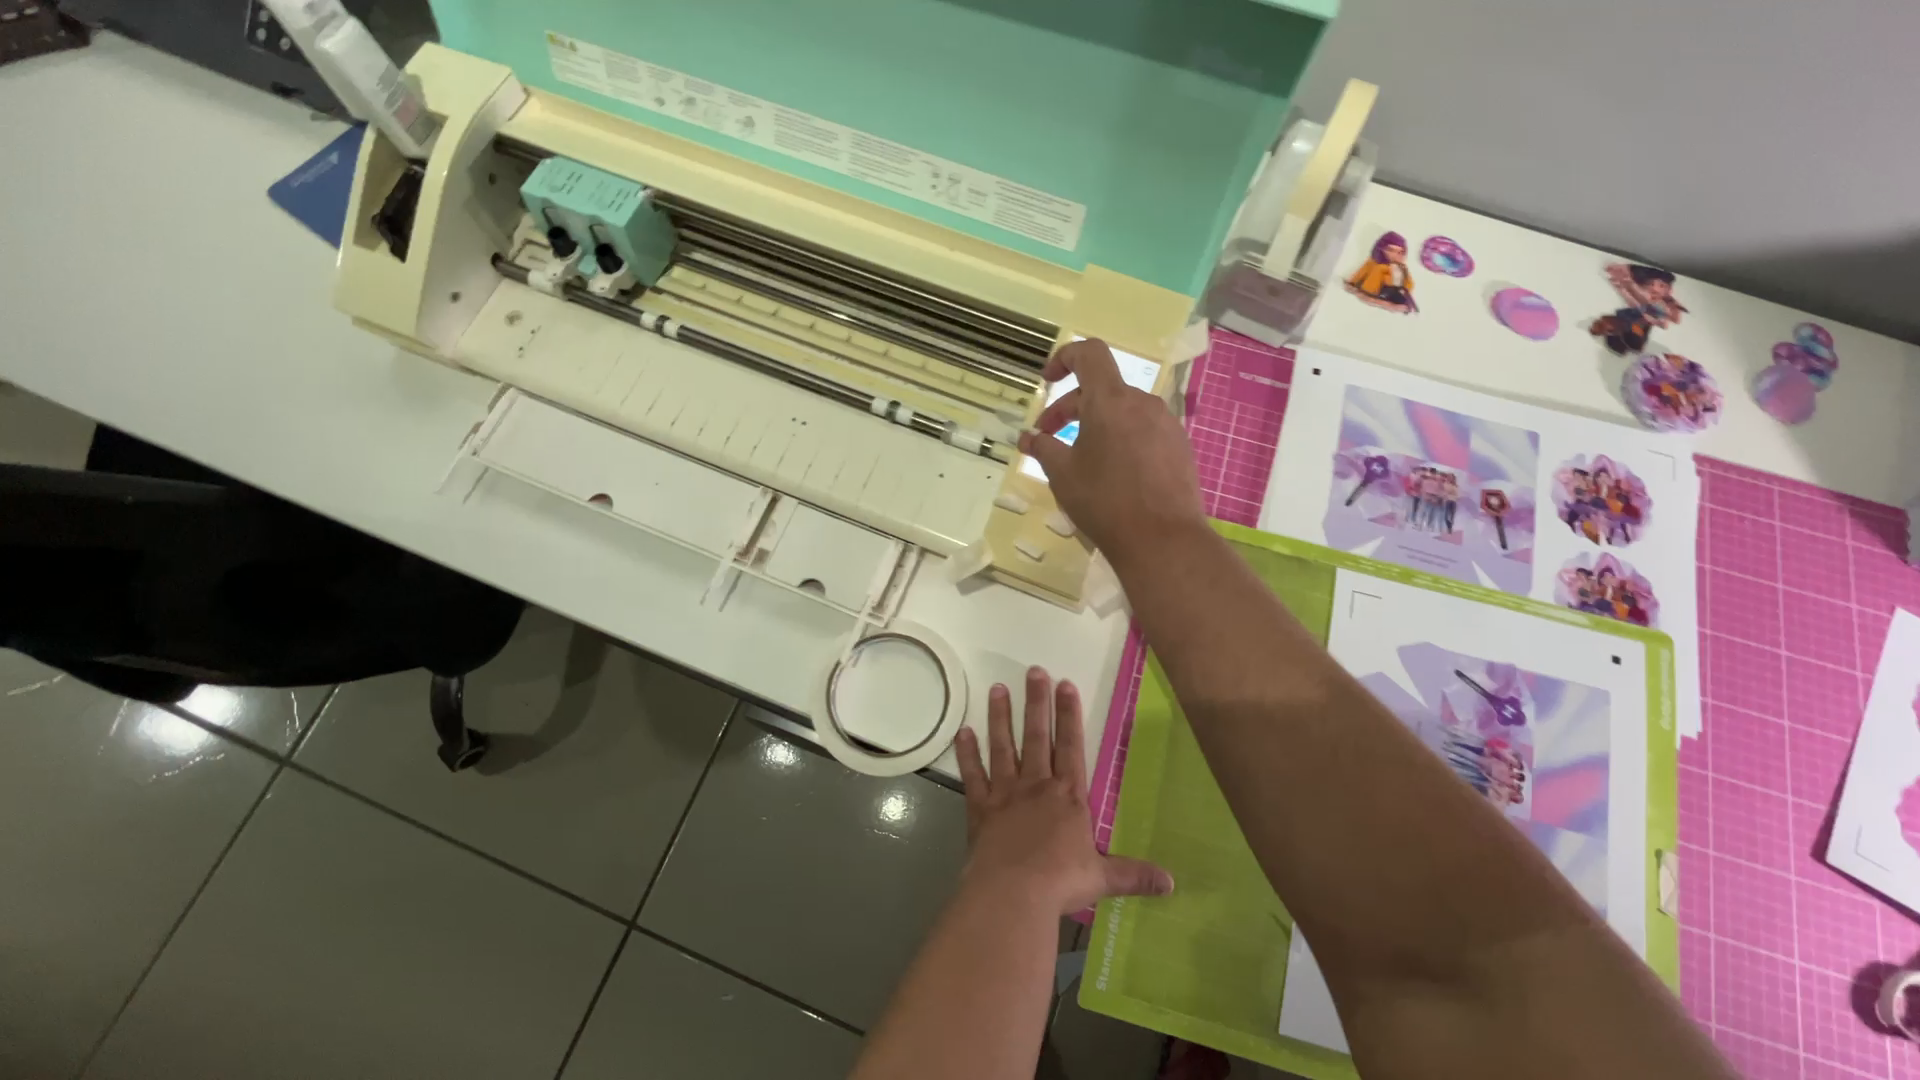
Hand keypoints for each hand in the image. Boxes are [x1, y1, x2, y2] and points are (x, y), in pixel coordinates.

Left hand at [954, 666, 1172, 914]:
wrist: (1013, 893)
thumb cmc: (1060, 882)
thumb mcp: (1102, 877)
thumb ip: (1133, 874)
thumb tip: (1171, 883)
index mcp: (1068, 797)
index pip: (1072, 746)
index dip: (1069, 715)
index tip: (1065, 684)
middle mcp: (1037, 786)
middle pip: (1037, 736)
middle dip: (1036, 702)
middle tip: (1033, 671)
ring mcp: (1005, 794)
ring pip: (1003, 747)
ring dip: (1000, 717)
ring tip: (997, 689)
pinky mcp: (980, 808)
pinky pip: (973, 775)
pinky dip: (968, 754)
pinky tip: (963, 732)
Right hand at [1017, 339, 1205, 566]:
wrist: (1164, 539)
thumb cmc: (1104, 501)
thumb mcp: (1062, 474)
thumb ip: (1043, 447)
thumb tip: (1028, 437)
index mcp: (1110, 400)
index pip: (1090, 354)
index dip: (1065, 357)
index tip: (1048, 380)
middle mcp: (1143, 403)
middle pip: (1102, 388)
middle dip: (1070, 407)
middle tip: (1048, 437)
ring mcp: (1166, 424)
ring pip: (1124, 411)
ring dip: (1098, 424)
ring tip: (1082, 458)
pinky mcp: (1180, 447)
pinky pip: (1144, 430)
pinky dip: (1123, 438)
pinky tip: (1115, 473)